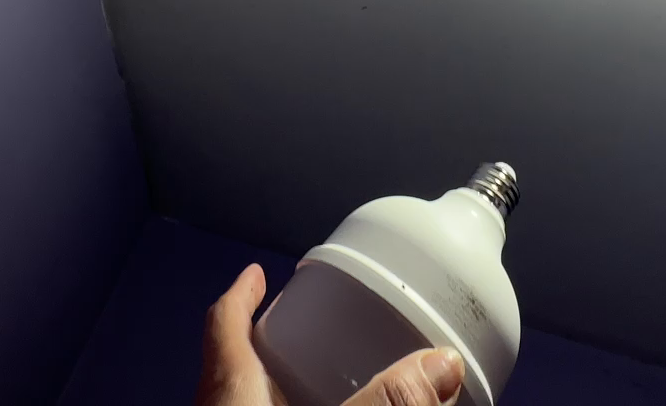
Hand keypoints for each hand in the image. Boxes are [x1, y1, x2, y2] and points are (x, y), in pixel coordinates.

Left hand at [198, 264, 466, 405]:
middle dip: (264, 339)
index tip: (257, 272)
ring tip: (312, 380)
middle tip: (302, 326)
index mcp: (229, 395)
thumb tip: (443, 363)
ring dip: (270, 385)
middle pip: (228, 363)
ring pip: (238, 403)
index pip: (222, 324)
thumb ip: (390, 402)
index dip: (241, 294)